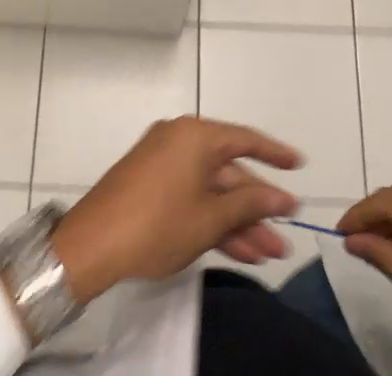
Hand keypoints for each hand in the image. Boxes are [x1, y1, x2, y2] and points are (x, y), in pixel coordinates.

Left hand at [50, 118, 301, 303]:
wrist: (91, 245)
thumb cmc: (157, 224)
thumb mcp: (210, 218)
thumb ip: (250, 204)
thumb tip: (282, 197)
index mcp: (195, 136)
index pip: (245, 139)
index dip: (275, 154)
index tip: (299, 165)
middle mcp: (179, 141)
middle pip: (229, 173)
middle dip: (257, 209)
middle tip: (284, 240)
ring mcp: (163, 164)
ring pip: (212, 191)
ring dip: (239, 223)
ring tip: (268, 255)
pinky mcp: (151, 187)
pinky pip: (192, 198)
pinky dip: (213, 222)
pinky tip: (239, 252)